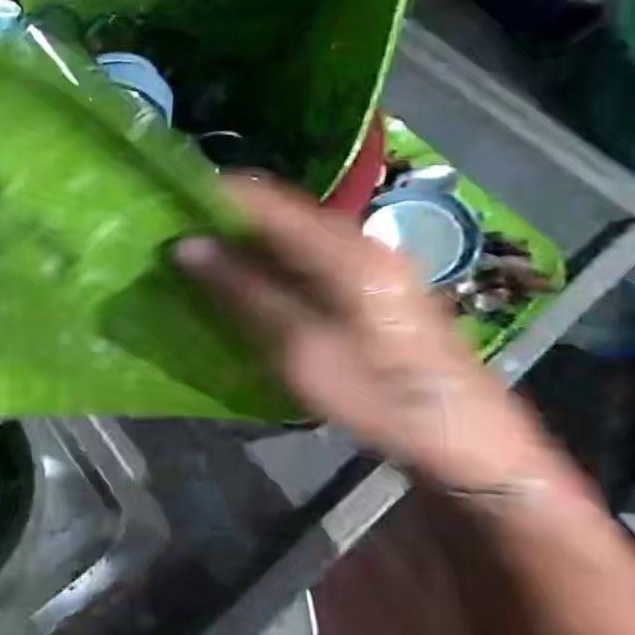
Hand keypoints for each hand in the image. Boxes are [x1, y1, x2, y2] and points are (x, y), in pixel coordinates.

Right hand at [175, 174, 550, 491]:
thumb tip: (187, 245)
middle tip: (178, 237)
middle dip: (226, 220)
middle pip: (280, 211)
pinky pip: (308, 254)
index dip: (215, 195)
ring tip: (201, 259)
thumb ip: (242, 291)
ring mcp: (369, 259)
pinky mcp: (371, 282)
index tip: (169, 204)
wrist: (465, 439)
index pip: (266, 198)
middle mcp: (359, 240)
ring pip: (292, 233)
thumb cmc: (379, 396)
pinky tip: (248, 283)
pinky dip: (271, 260)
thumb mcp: (300, 349)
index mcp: (344, 250)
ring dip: (246, 242)